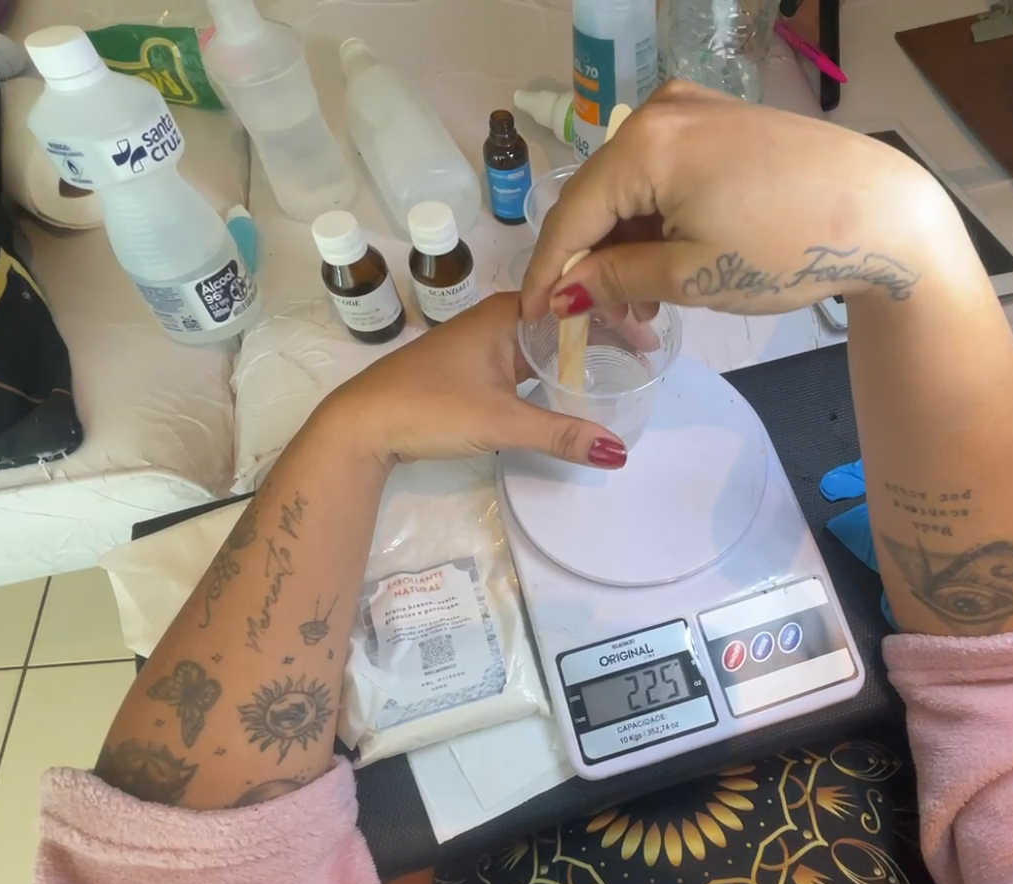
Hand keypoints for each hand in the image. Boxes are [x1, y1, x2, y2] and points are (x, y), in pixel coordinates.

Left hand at [317, 292, 629, 468]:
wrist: (360, 424)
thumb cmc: (429, 408)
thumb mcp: (501, 422)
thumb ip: (561, 435)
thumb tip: (618, 451)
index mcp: (507, 314)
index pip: (575, 303)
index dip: (615, 317)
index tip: (651, 342)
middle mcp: (498, 319)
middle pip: (563, 320)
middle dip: (604, 335)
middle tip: (646, 360)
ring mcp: (484, 342)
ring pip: (544, 342)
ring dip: (578, 355)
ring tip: (620, 372)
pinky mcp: (474, 366)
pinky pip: (527, 360)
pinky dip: (553, 370)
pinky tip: (570, 389)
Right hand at [520, 81, 959, 321]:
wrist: (883, 215)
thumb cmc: (786, 247)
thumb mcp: (692, 274)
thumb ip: (618, 278)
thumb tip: (566, 290)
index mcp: (645, 142)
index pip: (572, 215)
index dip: (550, 272)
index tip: (537, 317)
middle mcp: (660, 112)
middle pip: (599, 199)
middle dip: (593, 263)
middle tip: (600, 321)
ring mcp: (693, 112)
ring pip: (632, 190)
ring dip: (626, 248)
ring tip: (644, 304)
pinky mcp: (721, 126)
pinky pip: (665, 178)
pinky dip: (656, 224)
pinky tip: (667, 264)